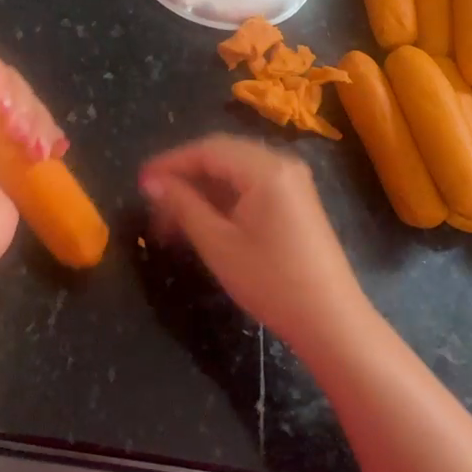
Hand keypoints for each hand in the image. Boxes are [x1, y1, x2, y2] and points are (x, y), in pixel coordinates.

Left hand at [0, 0, 63, 283]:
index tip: (2, 101)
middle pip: (3, 84)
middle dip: (18, 104)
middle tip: (18, 132)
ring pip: (21, 109)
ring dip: (33, 124)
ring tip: (35, 150)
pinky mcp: (4, 165)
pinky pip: (30, 136)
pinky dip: (41, 141)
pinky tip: (48, 152)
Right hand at [140, 136, 368, 347]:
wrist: (331, 321)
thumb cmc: (271, 282)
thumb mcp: (218, 244)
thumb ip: (183, 206)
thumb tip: (152, 183)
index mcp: (265, 168)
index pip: (207, 150)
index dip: (170, 163)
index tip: (140, 181)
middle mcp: (282, 164)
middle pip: (222, 155)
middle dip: (185, 176)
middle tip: (153, 201)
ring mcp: (293, 182)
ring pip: (235, 171)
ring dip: (202, 189)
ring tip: (172, 218)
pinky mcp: (296, 201)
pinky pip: (251, 186)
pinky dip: (224, 198)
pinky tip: (203, 221)